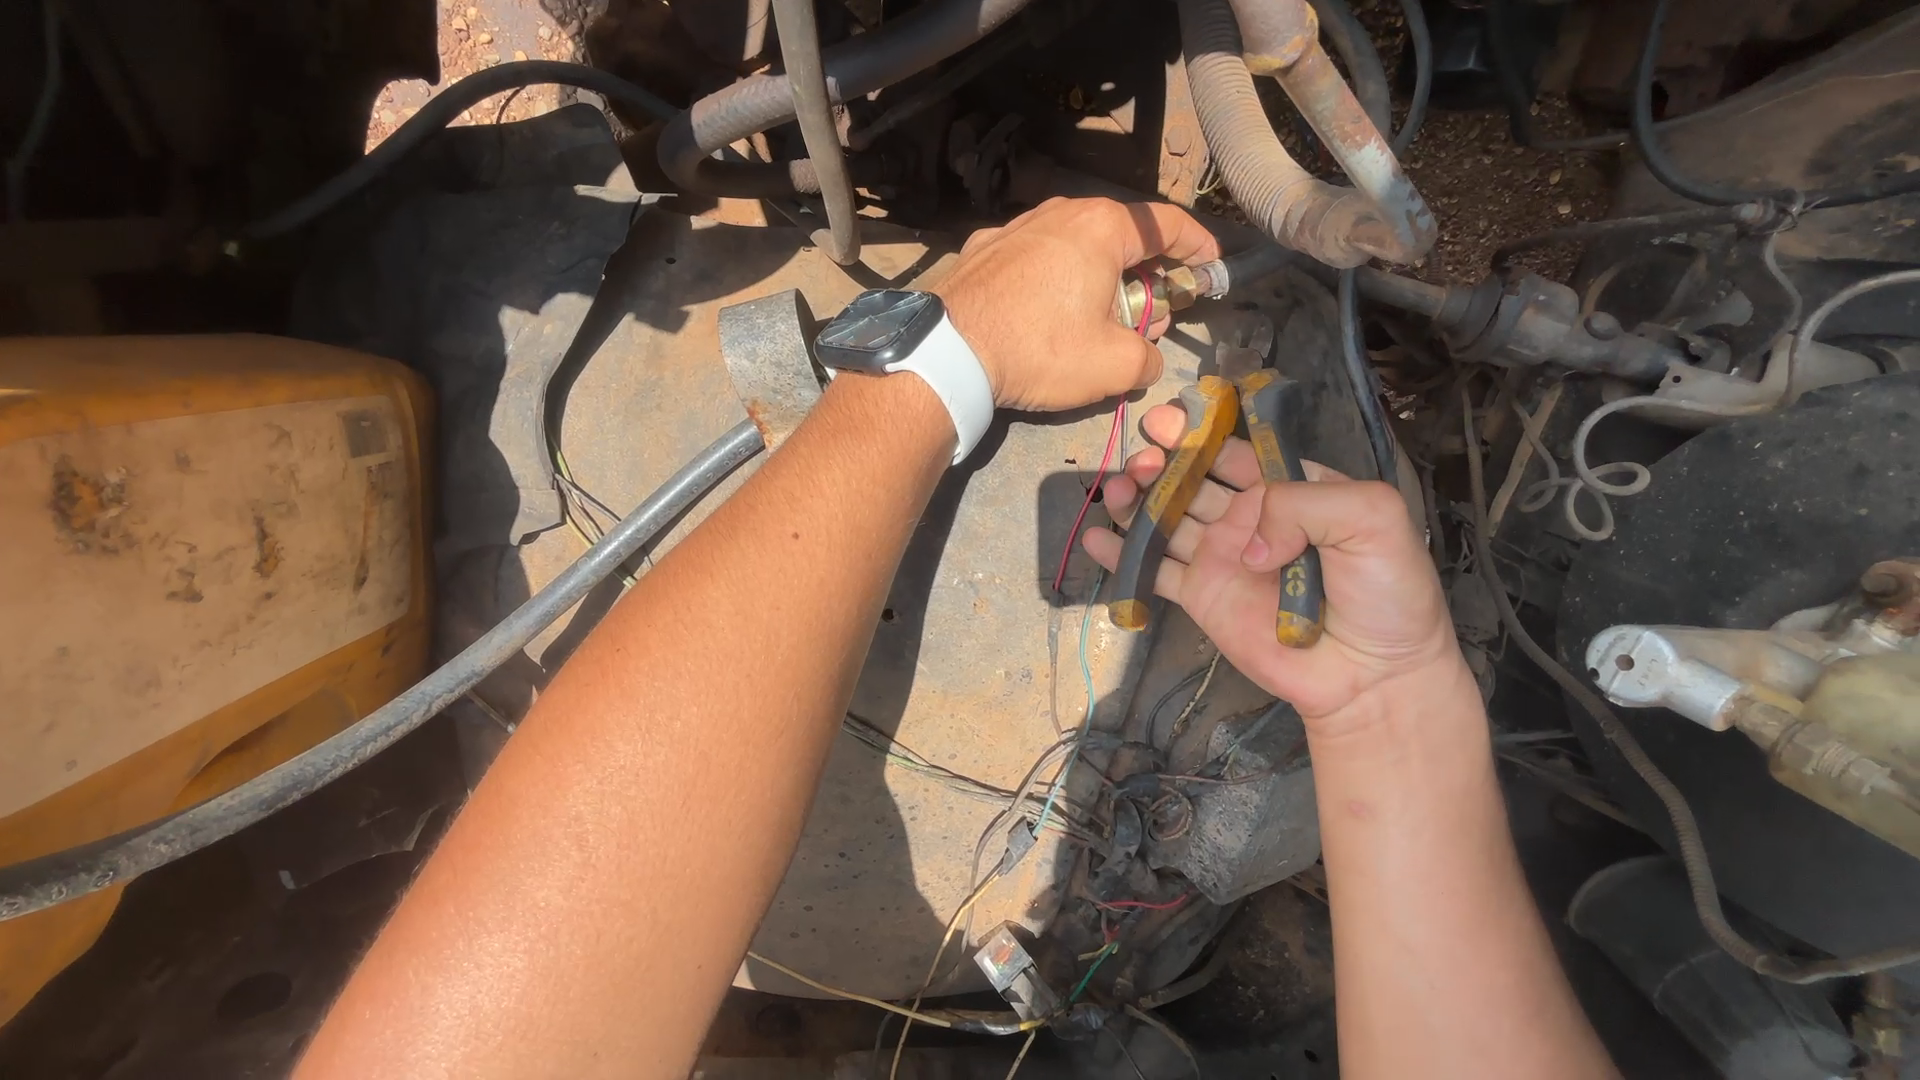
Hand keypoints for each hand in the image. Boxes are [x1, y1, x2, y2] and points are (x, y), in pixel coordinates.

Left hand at [935, 197, 1219, 411]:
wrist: (947, 354)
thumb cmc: (1039, 350)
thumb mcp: (1112, 366)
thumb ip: (1148, 360)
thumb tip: (1148, 359)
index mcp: (1101, 227)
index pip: (1168, 225)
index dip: (1198, 246)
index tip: (1212, 267)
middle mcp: (1059, 213)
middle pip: (1120, 238)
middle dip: (1144, 275)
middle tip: (1152, 315)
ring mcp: (1014, 228)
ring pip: (1074, 248)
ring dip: (1096, 279)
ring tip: (1096, 318)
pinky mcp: (981, 251)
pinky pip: (1034, 261)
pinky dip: (1052, 282)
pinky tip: (1044, 314)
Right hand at [1082, 404, 1466, 729]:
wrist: (1370, 673)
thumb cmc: (1385, 591)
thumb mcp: (1372, 519)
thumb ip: (1303, 503)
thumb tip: (1241, 542)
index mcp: (1287, 489)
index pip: (1236, 451)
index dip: (1201, 433)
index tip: (1170, 422)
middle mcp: (1248, 517)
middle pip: (1191, 480)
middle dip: (1161, 463)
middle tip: (1141, 460)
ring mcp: (1219, 558)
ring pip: (1165, 518)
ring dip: (1135, 500)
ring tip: (1117, 490)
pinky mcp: (1199, 597)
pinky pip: (1153, 571)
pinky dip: (1121, 555)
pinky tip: (1095, 537)